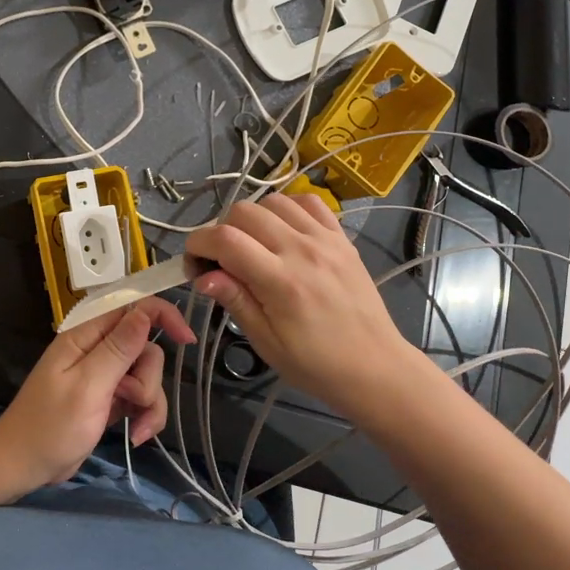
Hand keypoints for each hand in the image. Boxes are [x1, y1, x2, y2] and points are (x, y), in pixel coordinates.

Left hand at [0, 296, 196, 491]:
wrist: (24, 466)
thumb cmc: (50, 427)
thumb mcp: (87, 388)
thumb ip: (117, 350)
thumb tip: (144, 312)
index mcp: (85, 337)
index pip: (130, 308)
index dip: (162, 316)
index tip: (187, 339)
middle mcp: (96, 350)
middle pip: (145, 348)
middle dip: (148, 378)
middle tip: (130, 400)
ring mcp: (103, 376)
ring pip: (146, 376)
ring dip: (149, 403)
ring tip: (135, 429)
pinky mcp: (109, 399)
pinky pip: (140, 399)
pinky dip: (144, 416)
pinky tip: (136, 435)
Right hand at [184, 194, 417, 420]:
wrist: (376, 368)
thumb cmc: (315, 364)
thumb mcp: (266, 342)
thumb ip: (235, 300)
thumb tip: (202, 276)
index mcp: (281, 282)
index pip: (225, 239)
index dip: (198, 244)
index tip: (194, 265)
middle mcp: (302, 250)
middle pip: (244, 212)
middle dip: (221, 231)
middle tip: (222, 261)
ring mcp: (326, 240)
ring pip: (273, 201)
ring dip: (252, 218)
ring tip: (253, 246)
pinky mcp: (342, 238)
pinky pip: (308, 203)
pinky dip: (287, 209)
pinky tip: (283, 232)